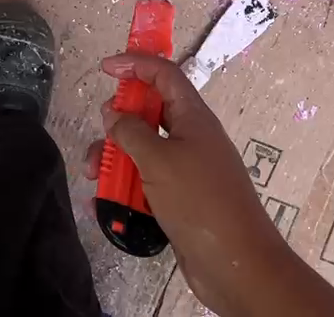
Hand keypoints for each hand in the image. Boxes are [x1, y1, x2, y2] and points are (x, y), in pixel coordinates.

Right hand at [89, 53, 333, 316]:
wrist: (239, 268)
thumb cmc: (200, 203)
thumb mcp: (158, 160)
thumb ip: (131, 131)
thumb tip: (114, 113)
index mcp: (193, 118)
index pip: (164, 74)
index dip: (135, 64)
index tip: (105, 69)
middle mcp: (191, 137)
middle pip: (149, 113)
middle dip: (118, 120)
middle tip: (101, 132)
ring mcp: (187, 169)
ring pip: (143, 149)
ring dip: (116, 157)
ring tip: (94, 176)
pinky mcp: (181, 198)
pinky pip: (147, 180)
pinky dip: (126, 185)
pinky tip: (105, 201)